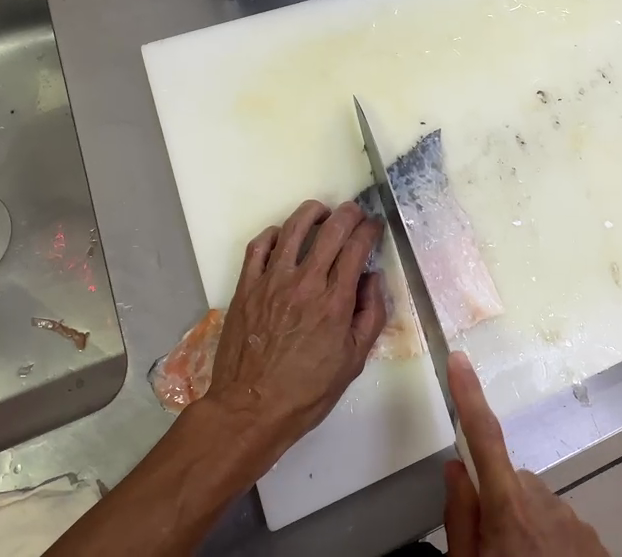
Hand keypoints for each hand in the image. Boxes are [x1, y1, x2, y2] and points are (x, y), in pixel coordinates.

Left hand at [206, 200, 387, 455]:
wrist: (250, 408)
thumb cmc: (307, 392)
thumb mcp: (353, 361)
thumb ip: (370, 315)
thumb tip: (373, 278)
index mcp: (335, 301)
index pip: (357, 247)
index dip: (370, 229)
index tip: (375, 226)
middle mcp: (305, 283)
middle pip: (331, 229)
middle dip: (348, 214)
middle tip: (355, 212)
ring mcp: (272, 281)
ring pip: (293, 228)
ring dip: (312, 212)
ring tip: (321, 211)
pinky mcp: (247, 286)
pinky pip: (259, 246)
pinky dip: (273, 233)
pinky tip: (282, 235)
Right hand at [443, 352, 610, 556]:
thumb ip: (460, 519)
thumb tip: (456, 470)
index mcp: (508, 508)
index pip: (484, 438)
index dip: (470, 396)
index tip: (460, 360)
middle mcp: (545, 502)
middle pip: (510, 482)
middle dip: (497, 502)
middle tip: (487, 549)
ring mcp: (574, 521)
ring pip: (536, 506)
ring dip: (523, 526)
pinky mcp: (595, 541)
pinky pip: (561, 526)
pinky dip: (548, 543)